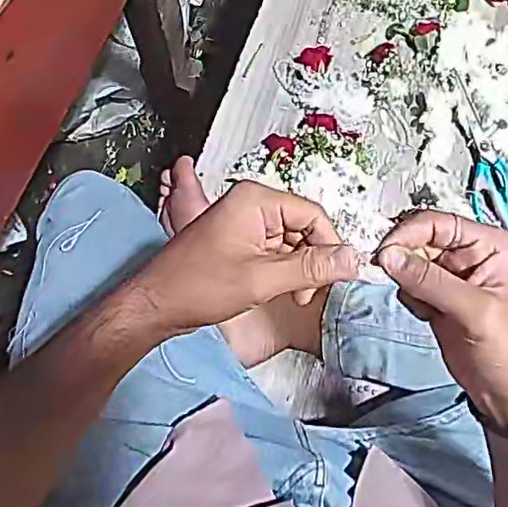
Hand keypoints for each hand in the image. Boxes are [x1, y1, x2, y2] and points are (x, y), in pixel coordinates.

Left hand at [121, 180, 358, 338]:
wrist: (155, 306)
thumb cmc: (197, 286)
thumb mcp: (262, 279)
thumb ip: (311, 268)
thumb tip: (352, 259)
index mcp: (255, 200)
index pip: (312, 215)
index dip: (327, 246)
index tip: (332, 276)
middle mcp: (251, 204)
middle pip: (303, 226)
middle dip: (311, 259)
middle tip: (306, 291)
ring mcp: (245, 221)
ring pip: (292, 240)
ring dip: (297, 267)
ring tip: (289, 293)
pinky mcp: (240, 239)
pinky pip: (276, 249)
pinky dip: (282, 269)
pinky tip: (277, 288)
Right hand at [376, 212, 507, 433]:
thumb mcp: (475, 312)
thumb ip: (431, 282)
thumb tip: (392, 255)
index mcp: (489, 245)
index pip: (440, 222)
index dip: (409, 232)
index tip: (386, 250)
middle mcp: (469, 255)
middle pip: (421, 238)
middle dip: (403, 256)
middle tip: (389, 273)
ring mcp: (452, 277)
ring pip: (410, 261)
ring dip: (406, 280)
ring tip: (425, 305)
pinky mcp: (437, 298)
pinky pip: (409, 284)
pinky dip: (410, 298)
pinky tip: (426, 315)